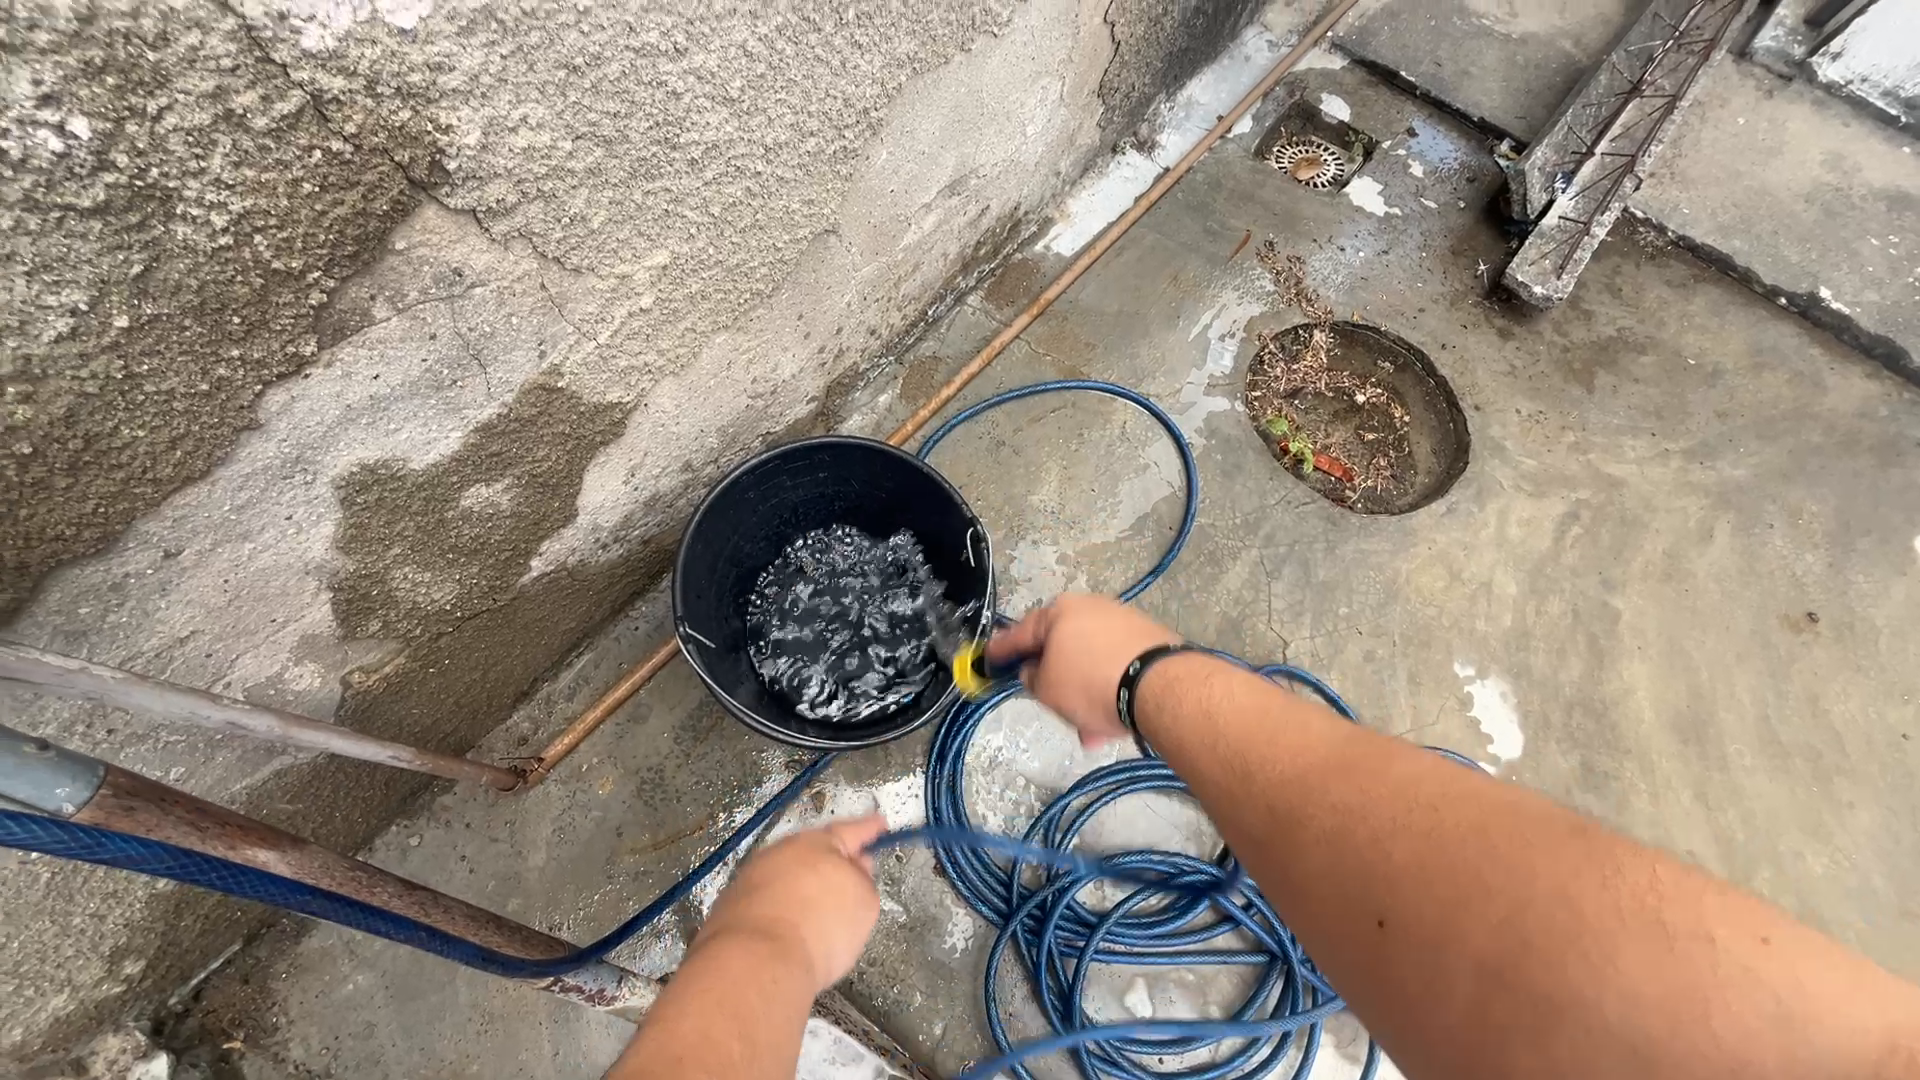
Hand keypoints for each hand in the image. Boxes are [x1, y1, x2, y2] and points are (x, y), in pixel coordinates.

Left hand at [692, 816, 885, 993]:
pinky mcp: (729, 910)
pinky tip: (791, 934)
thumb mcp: (863, 903)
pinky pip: (767, 904)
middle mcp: (782, 852)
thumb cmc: (819, 926)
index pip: (852, 830)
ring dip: (804, 888)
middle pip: (814, 852)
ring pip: (787, 877)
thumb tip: (857, 869)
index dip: (870, 829)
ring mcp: (751, 879)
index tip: (881, 824)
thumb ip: (865, 880)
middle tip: (852, 875)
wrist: (753, 964)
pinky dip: (781, 913)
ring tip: (821, 915)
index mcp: (818, 842)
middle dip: (833, 862)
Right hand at [985, 593, 1180, 747]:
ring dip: (1083, 695)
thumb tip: (1034, 672)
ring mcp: (1124, 623)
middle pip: (1061, 649)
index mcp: (1060, 611)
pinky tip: (1110, 723)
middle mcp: (1092, 608)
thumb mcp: (1046, 688)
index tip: (988, 658)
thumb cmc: (1091, 682)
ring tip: (1088, 731)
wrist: (1160, 686)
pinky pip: (1115, 668)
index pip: (1020, 632)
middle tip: (1048, 704)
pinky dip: (1107, 691)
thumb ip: (1031, 679)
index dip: (1001, 650)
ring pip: (1090, 663)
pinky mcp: (1150, 641)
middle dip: (1054, 682)